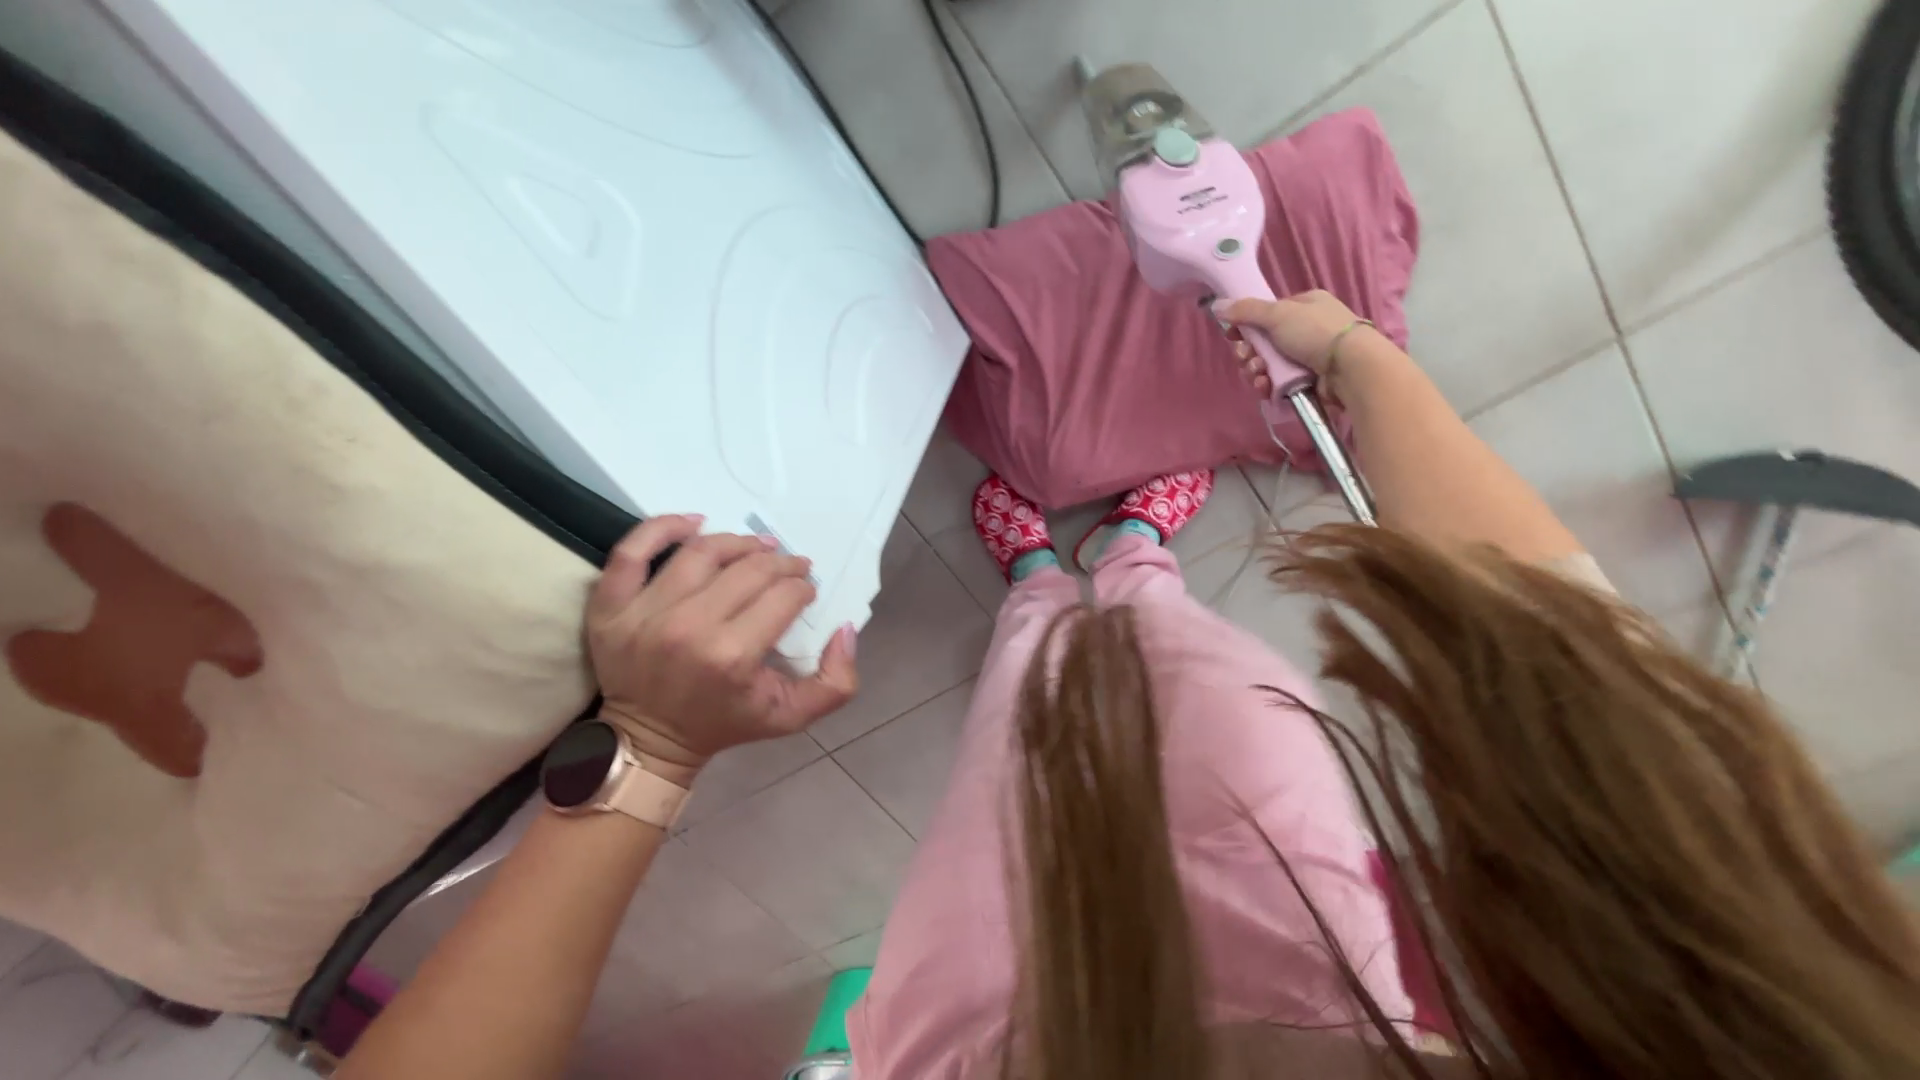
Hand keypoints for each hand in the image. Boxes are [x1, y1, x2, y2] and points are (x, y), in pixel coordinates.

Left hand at [586, 515, 858, 774]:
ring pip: (701, 552)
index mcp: (733, 656)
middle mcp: (689, 628)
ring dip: (737, 542)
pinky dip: (662, 528)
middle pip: (748, 570)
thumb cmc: (724, 723)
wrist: (649, 740)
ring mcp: (645, 613)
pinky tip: (693, 522)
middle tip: (790, 566)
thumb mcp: (792, 716)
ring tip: (755, 547)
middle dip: (781, 563)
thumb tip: (845, 628)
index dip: (803, 588)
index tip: (805, 591)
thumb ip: (837, 681)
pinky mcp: (611, 606)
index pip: (783, 596)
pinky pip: (632, 551)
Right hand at [1214, 290, 1370, 395]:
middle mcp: (1305, 329)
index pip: (1266, 314)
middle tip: (1246, 357)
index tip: (1232, 335)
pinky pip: (1277, 382)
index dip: (1246, 325)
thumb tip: (1215, 305)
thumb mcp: (1277, 313)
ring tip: (1259, 375)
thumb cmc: (1315, 331)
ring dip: (1255, 370)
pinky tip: (1266, 387)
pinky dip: (1267, 385)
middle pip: (1262, 342)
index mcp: (1303, 306)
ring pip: (1267, 364)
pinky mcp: (1306, 380)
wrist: (1349, 367)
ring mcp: (1306, 356)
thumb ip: (1245, 310)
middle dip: (1249, 352)